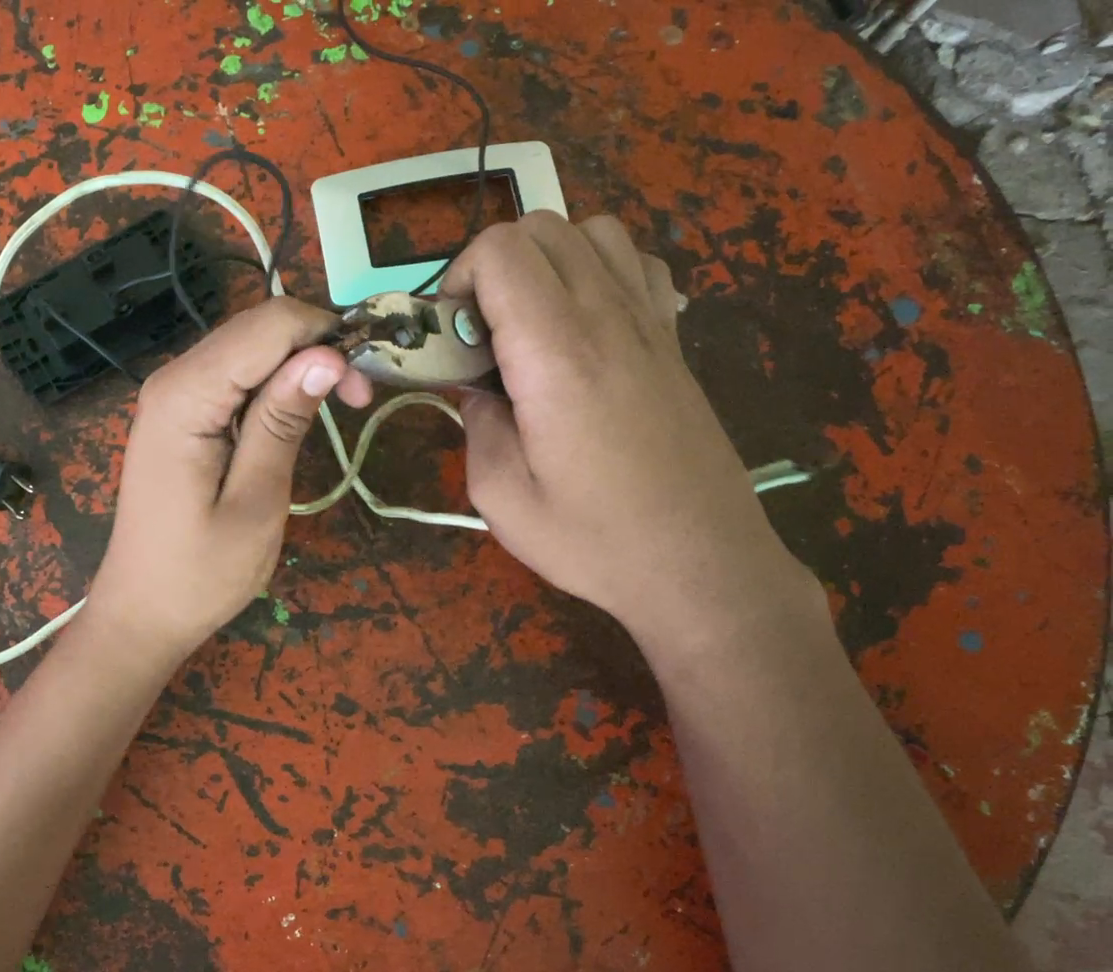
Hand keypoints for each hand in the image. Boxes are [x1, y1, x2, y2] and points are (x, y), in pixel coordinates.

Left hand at [84, 297, 372, 658]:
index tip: (364, 388)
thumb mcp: (255, 502)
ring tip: (337, 409)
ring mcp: (170, 395)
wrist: (142, 610)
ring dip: (298, 366)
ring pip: (249, 348)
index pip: (268, 325)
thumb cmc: (200, 573)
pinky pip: (233, 376)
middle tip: (359, 401)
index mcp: (185, 396)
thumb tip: (327, 356)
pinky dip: (272, 385)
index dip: (326, 339)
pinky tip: (293, 417)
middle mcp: (171, 380)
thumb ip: (283, 422)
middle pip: (257, 329)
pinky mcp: (177, 414)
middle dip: (316, 349)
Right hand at [445, 211, 815, 644]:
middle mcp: (607, 319)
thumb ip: (475, 421)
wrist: (700, 563)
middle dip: (492, 266)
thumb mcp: (498, 493)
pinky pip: (635, 264)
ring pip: (592, 231)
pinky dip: (598, 271)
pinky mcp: (672, 340)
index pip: (501, 252)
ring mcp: (649, 323)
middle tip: (479, 334)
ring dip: (545, 261)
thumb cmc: (591, 538)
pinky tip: (581, 325)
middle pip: (541, 227)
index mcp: (557, 355)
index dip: (458, 279)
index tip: (451, 336)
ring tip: (527, 323)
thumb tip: (473, 384)